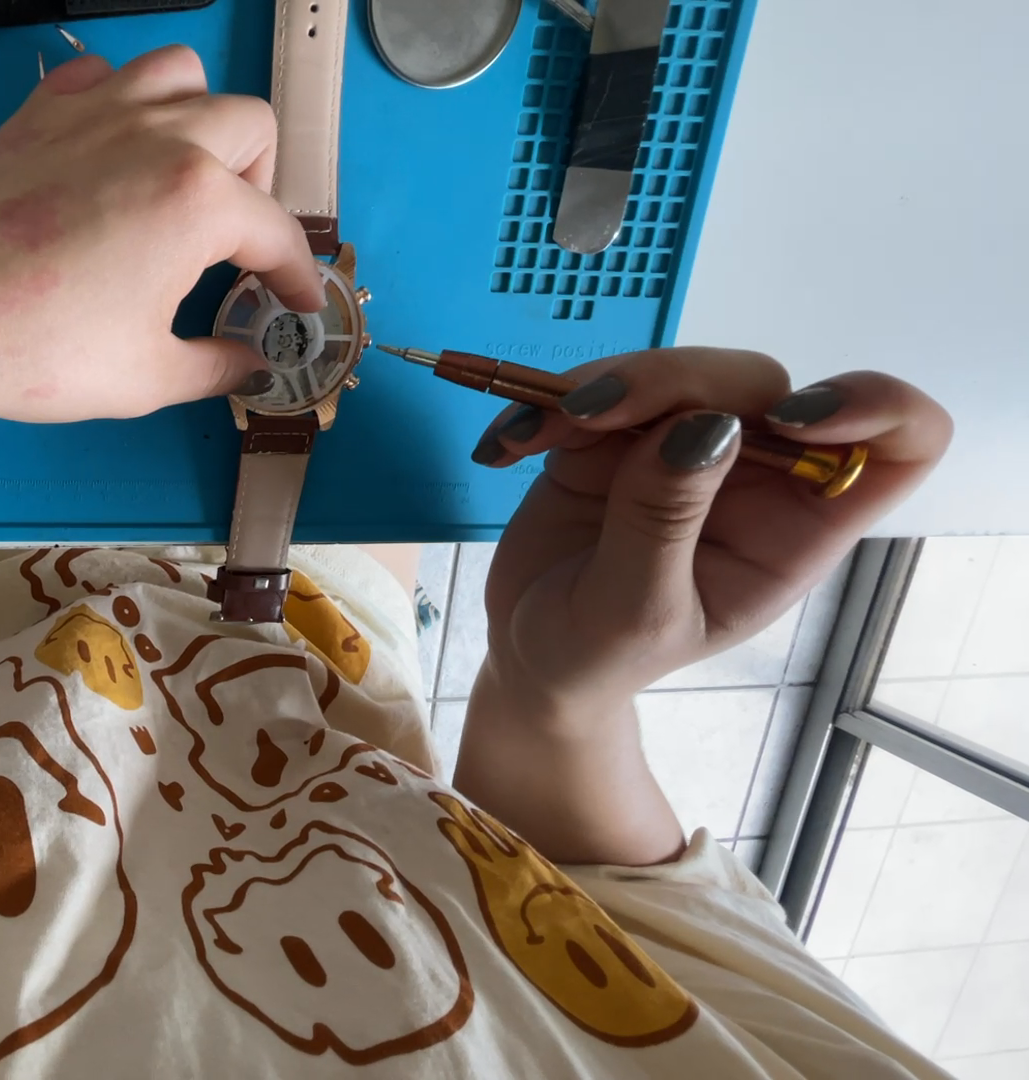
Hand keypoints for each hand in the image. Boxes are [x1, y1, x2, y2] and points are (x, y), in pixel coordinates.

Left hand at [0, 46, 322, 425]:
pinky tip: (114, 154)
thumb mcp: (146, 379)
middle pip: (250, 127)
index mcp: (196, 201)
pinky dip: (129, 104)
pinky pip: (108, 75)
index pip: (276, 232)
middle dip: (259, 187)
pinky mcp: (41, 111)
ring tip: (182, 184)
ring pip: (184, 77)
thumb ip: (217, 368)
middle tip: (233, 245)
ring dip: (203, 125)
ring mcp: (96, 111)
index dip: (297, 275)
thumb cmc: (41, 355)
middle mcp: (158, 134)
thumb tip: (252, 365)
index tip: (299, 301)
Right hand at [470, 348, 952, 723]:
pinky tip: (500, 449)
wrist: (528, 654)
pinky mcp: (601, 450)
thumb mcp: (635, 609)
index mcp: (789, 529)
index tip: (790, 419)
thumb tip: (699, 427)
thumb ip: (662, 523)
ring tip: (522, 438)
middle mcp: (743, 480)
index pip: (891, 444)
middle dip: (670, 384)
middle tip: (588, 415)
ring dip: (587, 392)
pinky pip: (582, 401)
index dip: (868, 409)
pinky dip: (535, 413)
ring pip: (661, 379)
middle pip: (749, 387)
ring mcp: (666, 458)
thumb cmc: (597, 656)